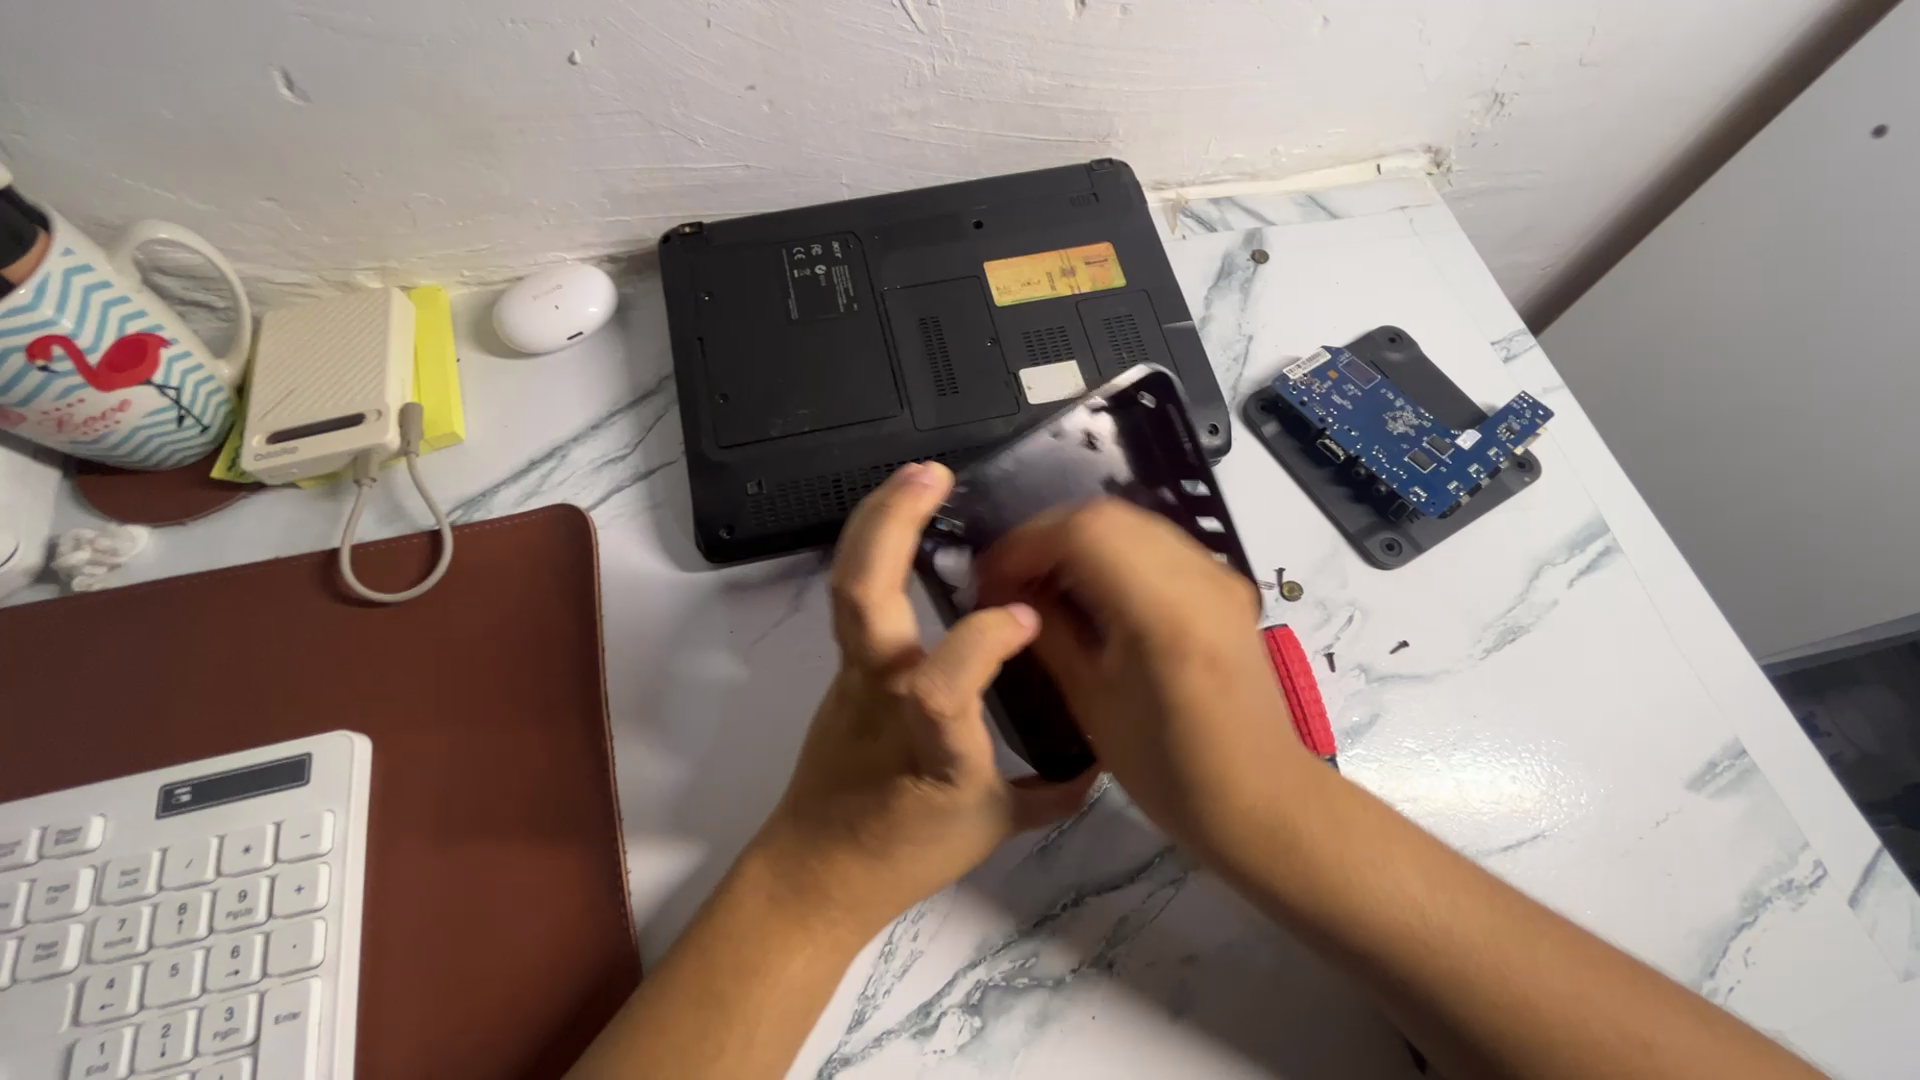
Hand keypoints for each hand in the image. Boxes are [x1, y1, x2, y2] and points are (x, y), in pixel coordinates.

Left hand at [750, 462, 1097, 935]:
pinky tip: (907, 521)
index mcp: (928, 749)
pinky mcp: (843, 668)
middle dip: (891, 529)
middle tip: (932, 475)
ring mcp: (852, 676)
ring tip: (919, 476)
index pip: (941, 690)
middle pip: (862, 604)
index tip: (1027, 618)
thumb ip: (1052, 790)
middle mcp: (881, 698)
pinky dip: (879, 549)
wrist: (816, 870)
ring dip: (878, 522)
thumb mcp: (992, 827)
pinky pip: (857, 599)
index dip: (982, 644)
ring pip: (847, 589)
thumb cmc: (905, 852)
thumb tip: (1102, 757)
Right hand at [974, 498, 1310, 867]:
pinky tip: (1090, 586)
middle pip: (1107, 515)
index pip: (1083, 532)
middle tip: (1010, 577)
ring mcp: (1219, 574)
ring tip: (1043, 579)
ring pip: (1132, 522)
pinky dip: (1112, 550)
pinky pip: (1156, 543)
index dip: (1026, 543)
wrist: (1260, 797)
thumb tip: (1010, 591)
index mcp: (1163, 611)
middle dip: (1047, 536)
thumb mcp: (1091, 701)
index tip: (989, 577)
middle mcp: (1199, 575)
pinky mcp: (1225, 584)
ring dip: (1078, 539)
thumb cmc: (1167, 769)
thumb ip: (1050, 632)